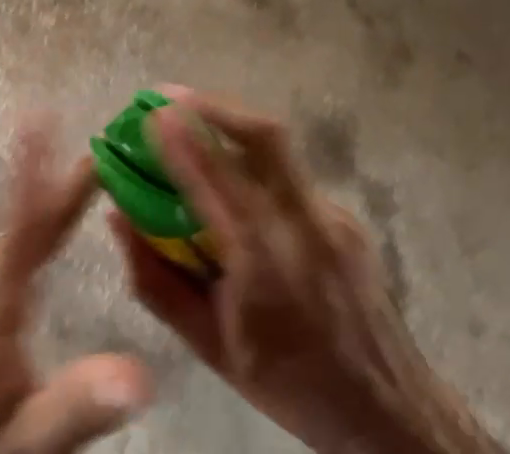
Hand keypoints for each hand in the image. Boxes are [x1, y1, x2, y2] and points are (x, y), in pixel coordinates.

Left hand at [0, 116, 151, 453]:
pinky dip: (29, 234)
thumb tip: (142, 371)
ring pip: (9, 239)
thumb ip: (76, 406)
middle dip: (53, 185)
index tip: (43, 121)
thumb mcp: (24, 440)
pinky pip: (1, 257)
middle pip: (18, 226)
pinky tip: (44, 237)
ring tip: (82, 182)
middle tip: (94, 153)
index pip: (19, 228)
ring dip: (42, 208)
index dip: (33, 173)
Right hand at [109, 88, 501, 453]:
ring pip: (278, 150)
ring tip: (189, 121)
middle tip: (168, 95)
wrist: (394, 415)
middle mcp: (307, 229)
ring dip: (230, 125)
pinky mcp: (346, 220)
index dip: (182, 141)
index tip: (150, 113)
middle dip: (214, 106)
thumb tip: (115, 217)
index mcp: (267, 266)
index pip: (218, 183)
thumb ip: (156, 281)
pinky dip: (250, 159)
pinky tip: (228, 174)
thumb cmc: (290, 384)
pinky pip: (288, 174)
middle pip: (266, 139)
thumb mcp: (209, 346)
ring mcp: (334, 220)